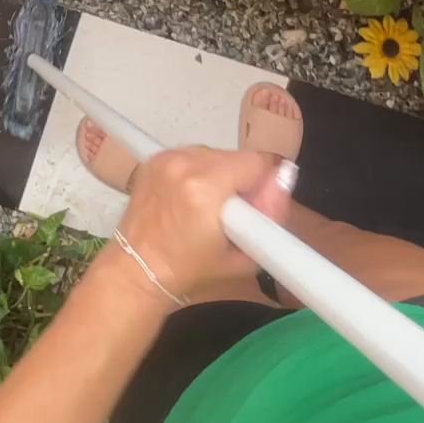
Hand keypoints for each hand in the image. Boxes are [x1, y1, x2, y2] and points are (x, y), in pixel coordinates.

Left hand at [113, 147, 295, 301]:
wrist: (139, 266)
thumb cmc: (191, 268)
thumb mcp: (245, 256)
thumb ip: (271, 215)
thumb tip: (284, 177)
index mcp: (205, 187)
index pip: (257, 162)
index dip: (265, 183)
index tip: (256, 207)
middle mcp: (183, 164)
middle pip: (235, 156)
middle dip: (242, 180)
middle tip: (234, 213)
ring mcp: (165, 158)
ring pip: (213, 154)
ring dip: (221, 174)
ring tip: (211, 206)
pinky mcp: (153, 158)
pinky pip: (191, 156)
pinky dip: (198, 171)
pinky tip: (192, 197)